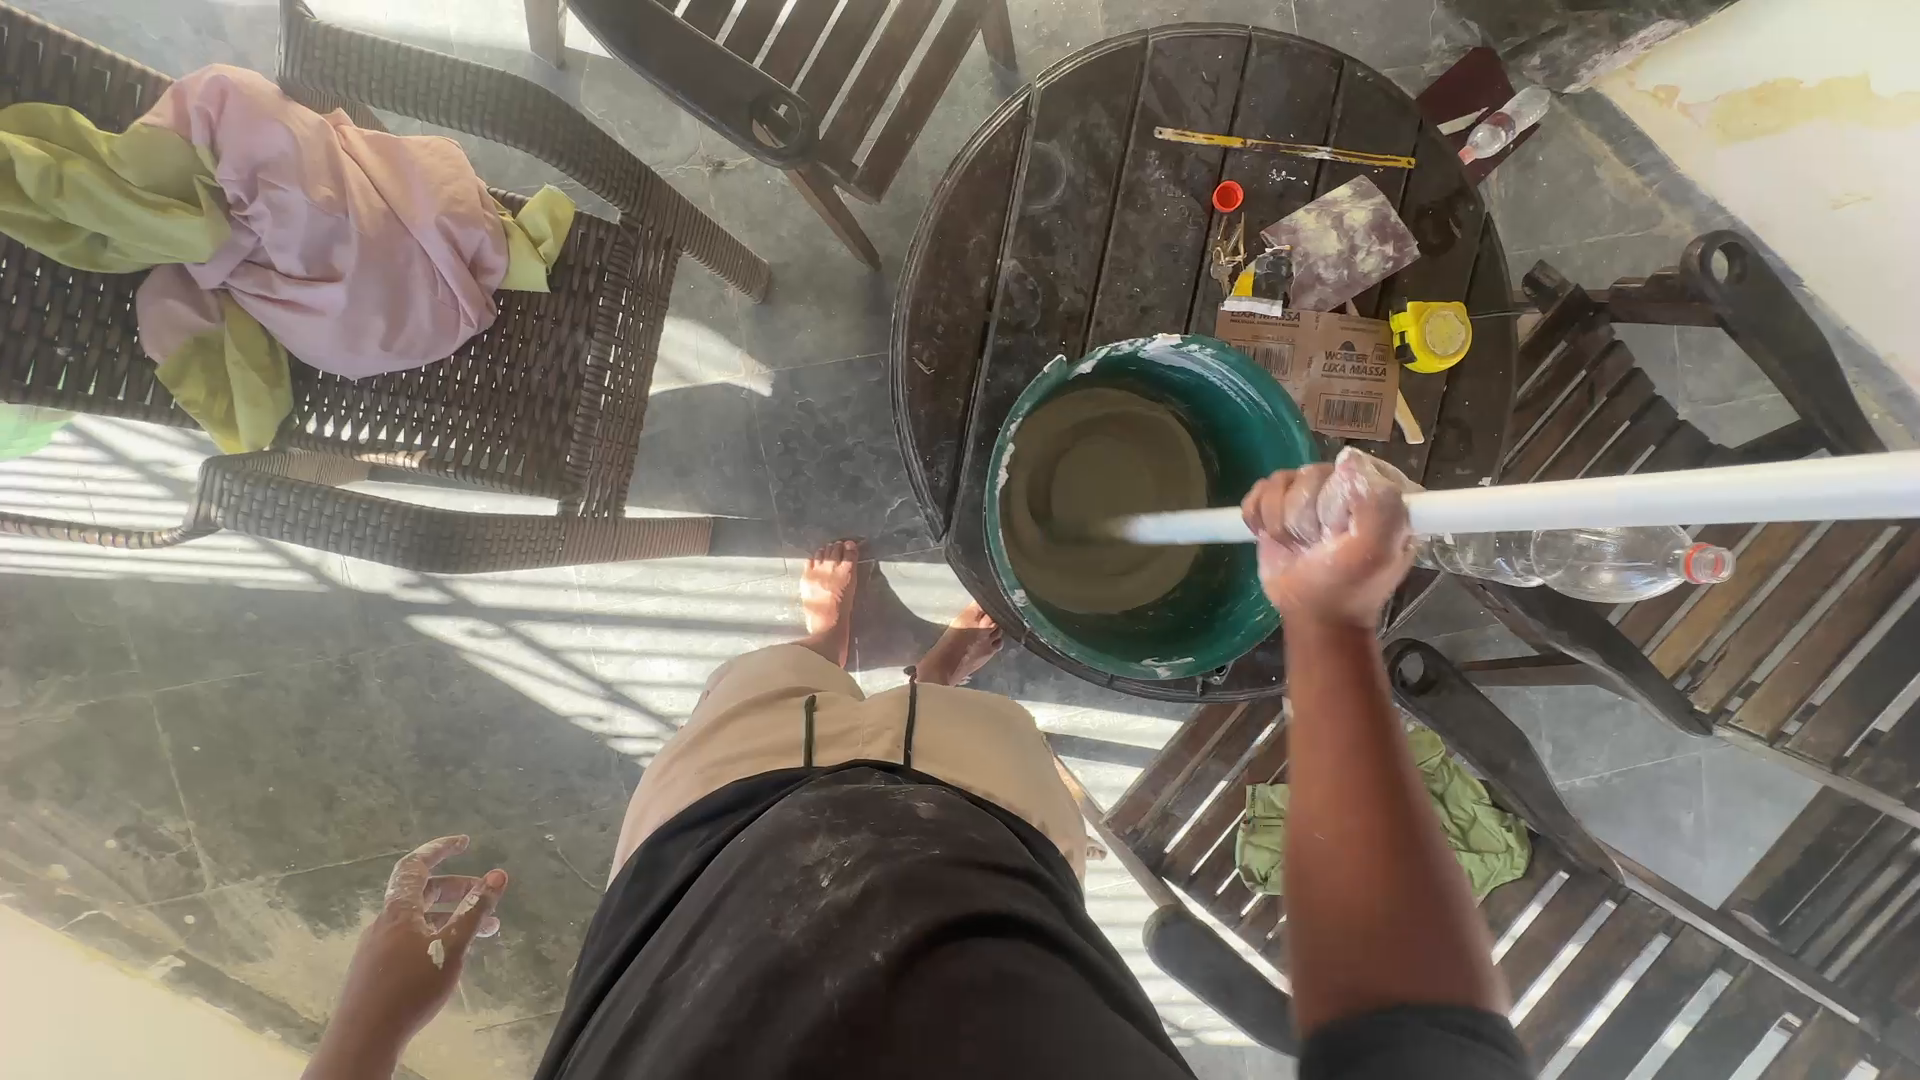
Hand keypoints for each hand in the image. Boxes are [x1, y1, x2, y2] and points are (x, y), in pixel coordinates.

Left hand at [309, 836, 507, 1075]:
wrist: (362, 1042)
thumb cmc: (409, 988)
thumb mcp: (452, 946)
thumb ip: (476, 909)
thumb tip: (498, 874)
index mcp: (399, 912)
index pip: (416, 866)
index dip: (439, 849)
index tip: (465, 842)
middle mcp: (385, 924)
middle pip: (422, 892)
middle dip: (459, 889)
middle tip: (487, 896)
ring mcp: (377, 948)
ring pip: (420, 919)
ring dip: (453, 916)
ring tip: (483, 931)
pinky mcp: (376, 970)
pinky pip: (412, 938)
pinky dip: (438, 934)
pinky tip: (453, 954)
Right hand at [1239, 452, 1414, 629]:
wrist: (1311, 615)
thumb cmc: (1346, 587)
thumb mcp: (1375, 552)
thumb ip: (1378, 506)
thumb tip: (1349, 459)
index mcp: (1375, 495)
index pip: (1347, 468)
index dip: (1333, 498)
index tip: (1336, 530)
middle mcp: (1341, 490)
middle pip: (1308, 474)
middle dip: (1301, 514)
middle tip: (1312, 544)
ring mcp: (1307, 497)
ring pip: (1279, 481)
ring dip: (1277, 519)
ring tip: (1291, 543)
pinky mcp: (1276, 508)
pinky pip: (1258, 490)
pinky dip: (1255, 515)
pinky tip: (1265, 535)